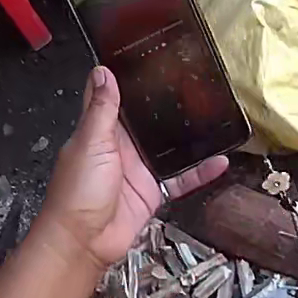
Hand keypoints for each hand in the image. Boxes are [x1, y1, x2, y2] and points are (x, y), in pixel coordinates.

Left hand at [34, 66, 228, 269]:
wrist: (84, 241)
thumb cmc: (78, 191)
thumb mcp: (91, 143)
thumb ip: (101, 110)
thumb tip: (101, 71)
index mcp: (100, 131)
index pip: (110, 98)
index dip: (122, 78)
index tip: (142, 56)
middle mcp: (120, 148)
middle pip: (145, 121)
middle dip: (164, 104)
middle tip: (191, 82)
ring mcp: (137, 170)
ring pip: (167, 148)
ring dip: (186, 136)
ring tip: (212, 115)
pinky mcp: (152, 192)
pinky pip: (181, 179)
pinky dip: (200, 172)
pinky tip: (219, 162)